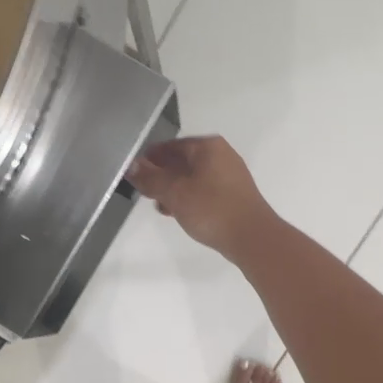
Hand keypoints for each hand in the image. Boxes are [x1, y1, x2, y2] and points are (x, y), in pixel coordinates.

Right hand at [125, 136, 277, 258]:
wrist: (251, 237)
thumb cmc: (211, 209)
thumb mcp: (174, 193)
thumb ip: (151, 179)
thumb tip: (131, 166)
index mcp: (207, 147)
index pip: (170, 146)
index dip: (150, 159)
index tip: (134, 175)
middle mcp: (220, 155)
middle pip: (181, 161)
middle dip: (161, 176)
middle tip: (144, 193)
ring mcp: (228, 175)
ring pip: (192, 177)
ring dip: (173, 189)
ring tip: (160, 206)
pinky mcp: (232, 195)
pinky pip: (203, 190)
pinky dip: (188, 198)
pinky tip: (179, 213)